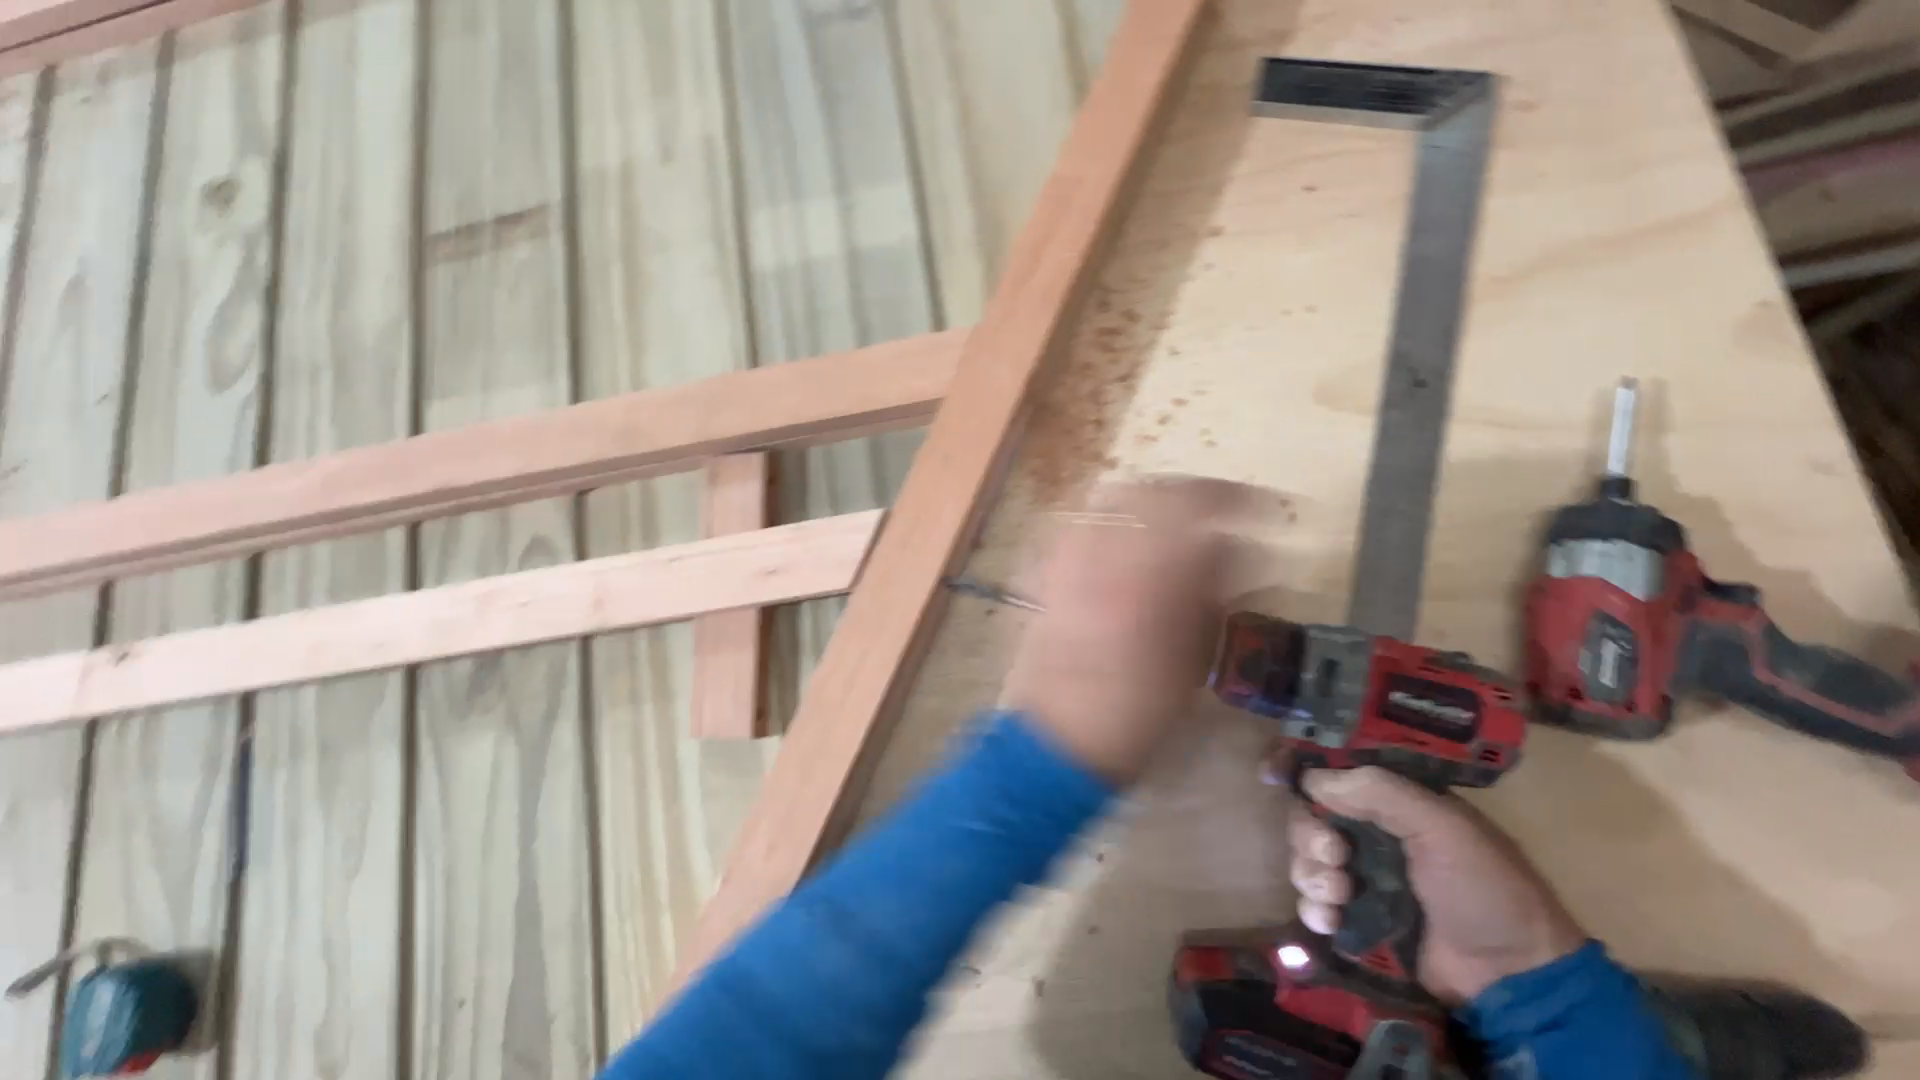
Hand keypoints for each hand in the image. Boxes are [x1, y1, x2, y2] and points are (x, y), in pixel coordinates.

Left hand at [1003, 477, 1241, 785]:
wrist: (1059, 737)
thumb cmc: (1138, 711)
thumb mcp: (1194, 658)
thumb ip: (1214, 595)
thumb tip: (1238, 554)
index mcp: (1153, 573)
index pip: (1201, 508)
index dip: (1239, 501)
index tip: (1265, 510)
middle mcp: (1109, 551)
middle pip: (1155, 491)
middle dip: (1195, 494)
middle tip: (1222, 513)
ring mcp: (1073, 557)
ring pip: (1115, 500)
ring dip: (1154, 501)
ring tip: (1178, 523)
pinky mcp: (1049, 571)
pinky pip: (1083, 525)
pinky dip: (1113, 521)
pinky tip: (1129, 543)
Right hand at [1289, 767, 1585, 1004]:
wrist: (1510, 974)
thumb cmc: (1484, 886)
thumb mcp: (1443, 827)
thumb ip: (1381, 793)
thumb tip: (1313, 779)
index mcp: (1394, 801)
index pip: (1336, 770)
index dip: (1301, 767)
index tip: (1271, 772)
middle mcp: (1370, 831)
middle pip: (1308, 814)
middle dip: (1308, 834)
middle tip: (1333, 855)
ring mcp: (1360, 875)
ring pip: (1304, 857)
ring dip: (1311, 873)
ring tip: (1340, 895)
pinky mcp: (1353, 917)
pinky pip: (1311, 901)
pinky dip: (1314, 909)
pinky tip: (1332, 920)